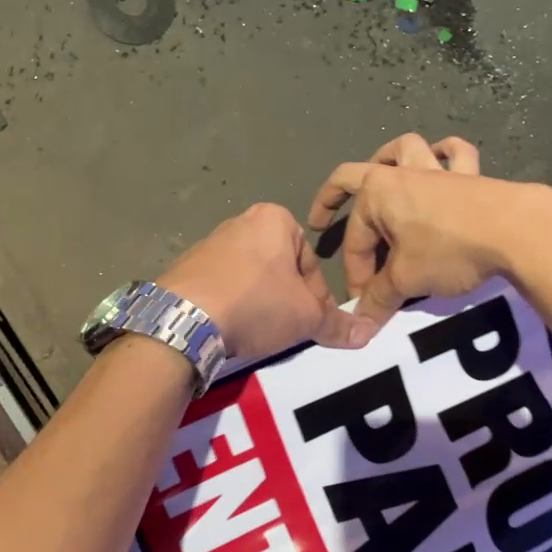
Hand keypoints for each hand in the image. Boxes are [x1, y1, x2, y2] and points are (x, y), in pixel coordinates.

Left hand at [157, 203, 374, 360]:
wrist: (185, 318)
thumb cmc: (256, 303)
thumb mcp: (305, 317)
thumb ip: (337, 324)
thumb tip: (366, 333)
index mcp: (274, 218)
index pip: (311, 260)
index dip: (317, 297)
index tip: (313, 322)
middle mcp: (240, 221)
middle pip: (280, 267)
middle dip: (287, 297)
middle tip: (288, 327)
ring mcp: (209, 243)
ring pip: (251, 277)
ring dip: (260, 302)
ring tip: (259, 331)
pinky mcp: (186, 267)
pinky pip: (222, 286)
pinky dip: (232, 305)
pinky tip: (231, 328)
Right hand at [307, 134, 551, 329]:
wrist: (514, 229)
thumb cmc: (448, 250)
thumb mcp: (407, 279)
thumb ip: (380, 298)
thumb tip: (358, 323)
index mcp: (377, 194)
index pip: (355, 241)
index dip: (355, 274)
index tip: (365, 302)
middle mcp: (401, 174)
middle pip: (357, 177)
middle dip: (333, 197)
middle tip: (322, 218)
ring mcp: (437, 170)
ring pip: (406, 149)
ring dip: (389, 158)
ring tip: (382, 173)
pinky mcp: (469, 174)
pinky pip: (455, 154)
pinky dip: (446, 153)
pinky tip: (443, 159)